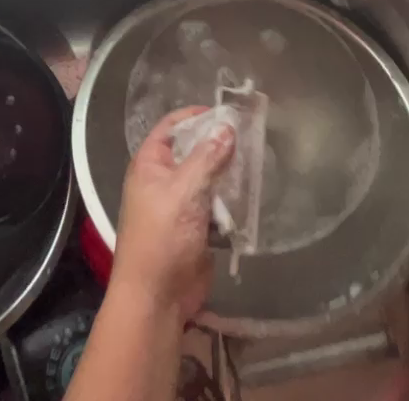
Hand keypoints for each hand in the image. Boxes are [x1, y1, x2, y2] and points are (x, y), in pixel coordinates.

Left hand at [110, 107, 235, 320]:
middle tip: (251, 136)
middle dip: (218, 145)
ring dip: (228, 174)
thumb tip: (227, 127)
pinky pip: (216, 204)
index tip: (226, 112)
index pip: (172, 127)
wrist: (157, 297)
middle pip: (193, 151)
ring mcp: (180, 204)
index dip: (195, 116)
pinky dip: (231, 200)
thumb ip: (207, 158)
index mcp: (150, 165)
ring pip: (208, 178)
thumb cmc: (162, 237)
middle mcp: (163, 180)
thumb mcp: (184, 191)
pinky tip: (252, 192)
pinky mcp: (196, 227)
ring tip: (258, 160)